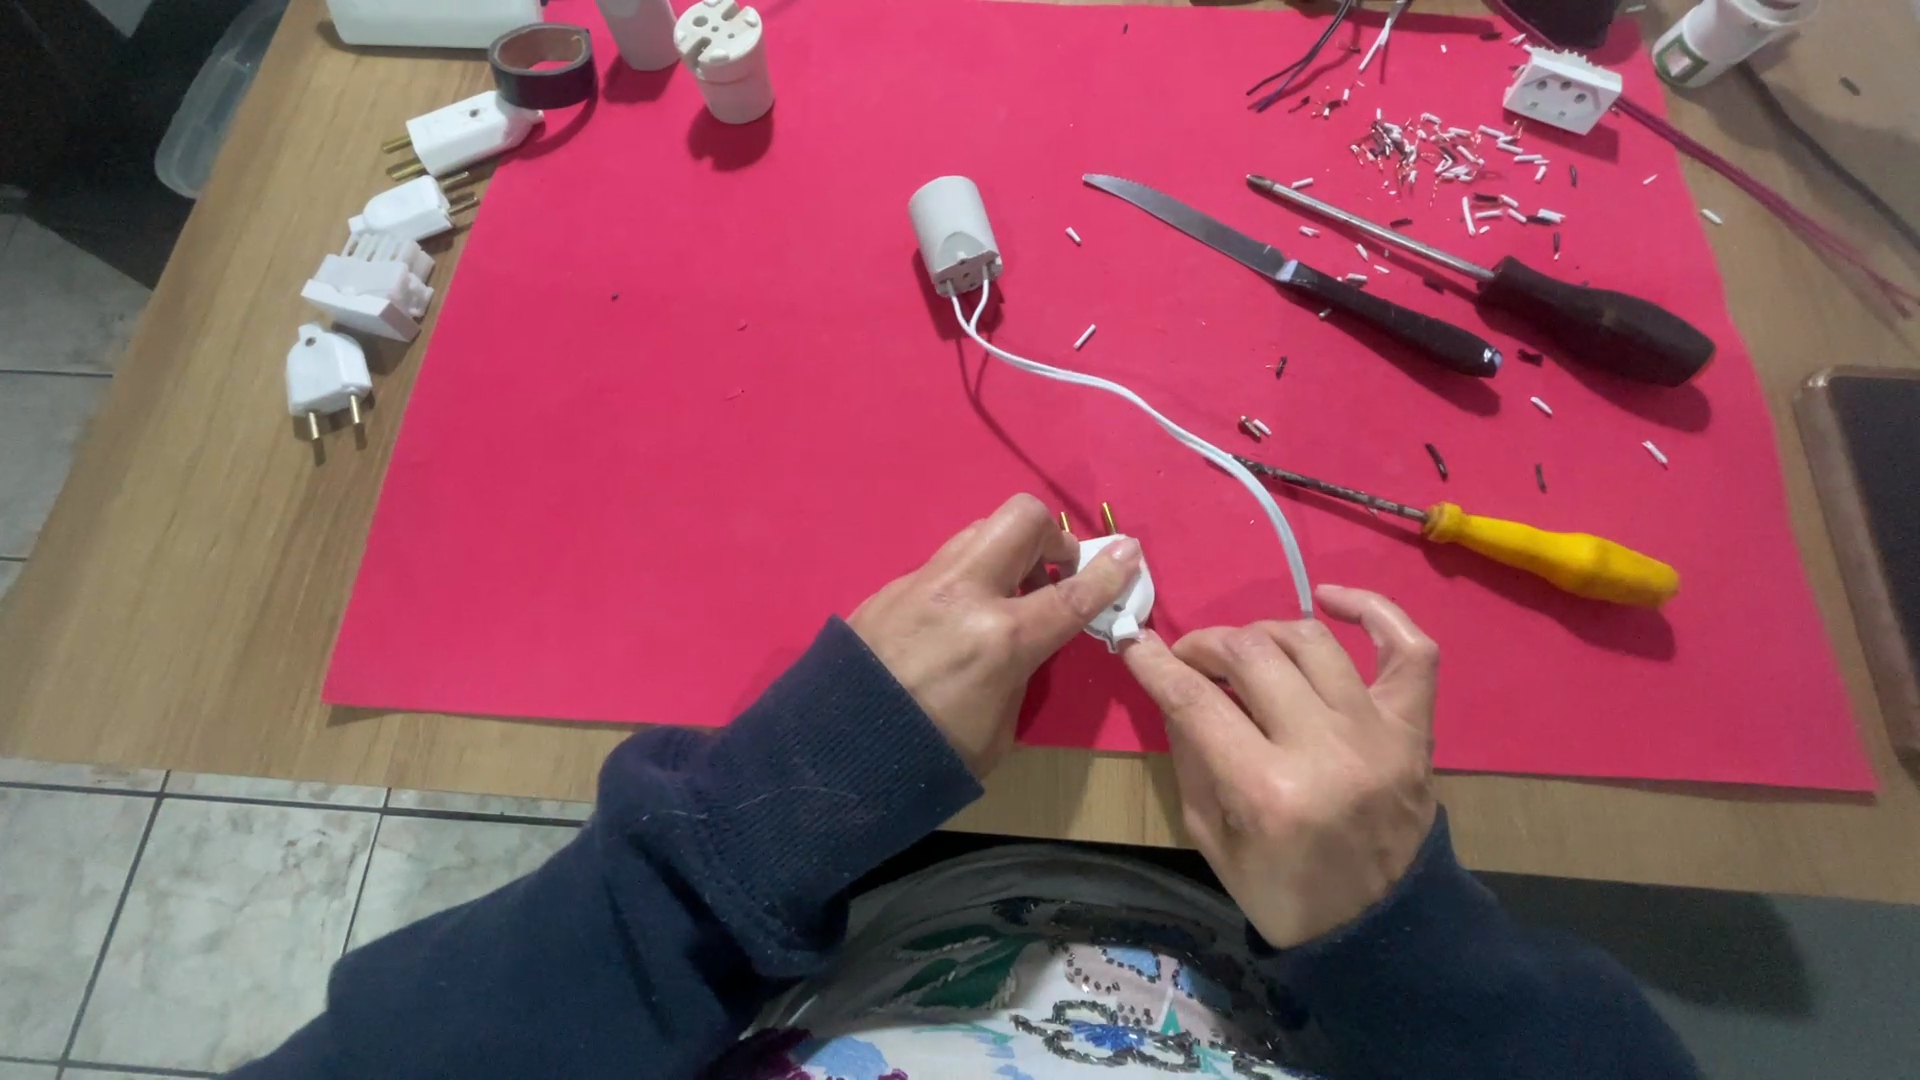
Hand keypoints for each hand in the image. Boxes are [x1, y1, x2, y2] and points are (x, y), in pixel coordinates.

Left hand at [849, 494, 1143, 777]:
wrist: (838, 750)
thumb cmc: (930, 756)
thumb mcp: (1000, 730)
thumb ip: (1024, 669)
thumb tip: (1030, 635)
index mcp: (1001, 638)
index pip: (1072, 593)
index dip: (1109, 572)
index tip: (1130, 553)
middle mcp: (964, 593)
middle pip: (1021, 519)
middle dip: (1052, 534)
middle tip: (1054, 569)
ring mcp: (923, 582)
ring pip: (980, 529)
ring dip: (1008, 548)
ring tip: (1010, 587)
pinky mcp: (892, 585)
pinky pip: (945, 560)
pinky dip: (969, 574)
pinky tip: (958, 612)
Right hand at [1121, 584, 1438, 948]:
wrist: (1385, 933)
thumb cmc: (1284, 893)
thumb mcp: (1211, 838)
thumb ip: (1190, 755)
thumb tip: (1175, 686)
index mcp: (1267, 792)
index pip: (1194, 699)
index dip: (1154, 663)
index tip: (1134, 642)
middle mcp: (1325, 751)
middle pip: (1251, 654)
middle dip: (1204, 644)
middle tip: (1190, 658)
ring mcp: (1378, 734)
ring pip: (1310, 639)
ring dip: (1260, 633)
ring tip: (1245, 651)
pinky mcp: (1415, 731)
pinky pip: (1409, 649)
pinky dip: (1373, 610)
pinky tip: (1329, 598)